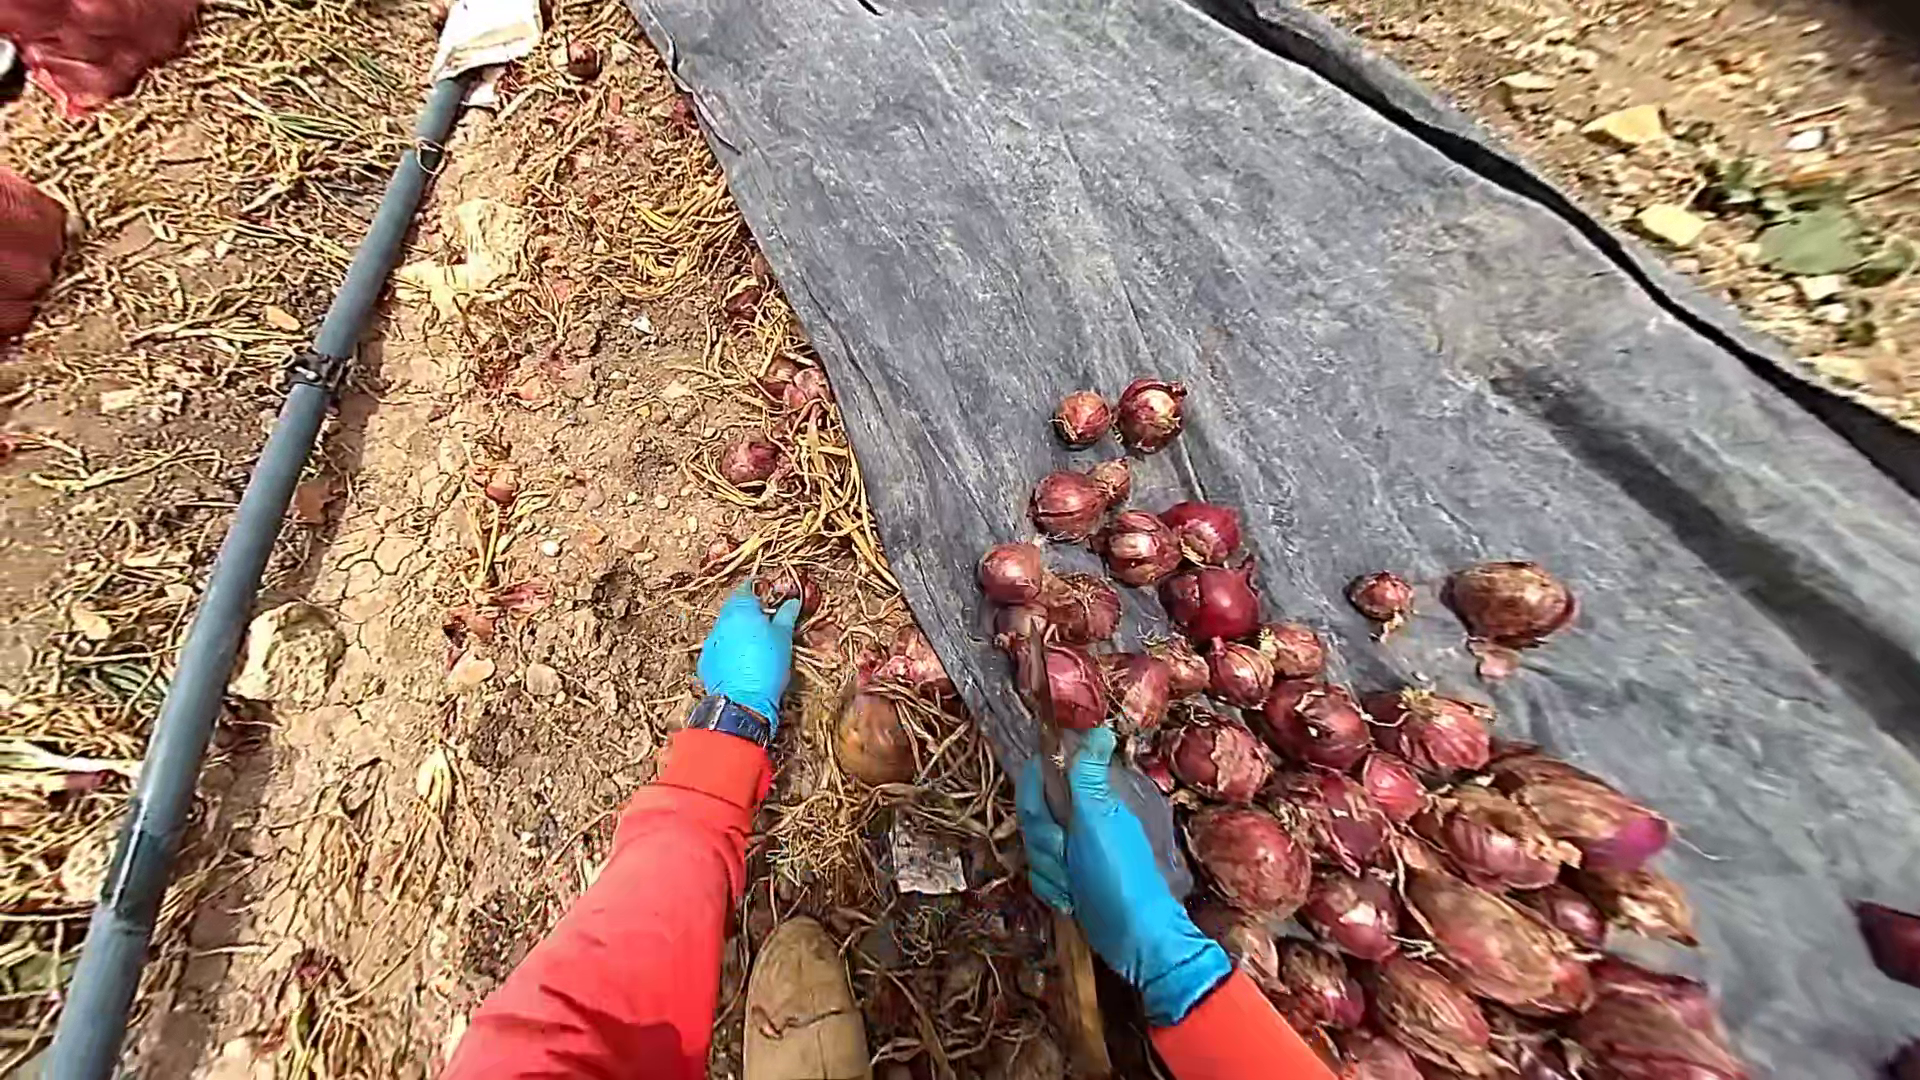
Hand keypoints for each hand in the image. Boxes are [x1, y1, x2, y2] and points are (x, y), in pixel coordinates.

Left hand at [696, 585, 800, 726]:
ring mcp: (711, 641)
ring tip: (758, 642)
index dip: (761, 589)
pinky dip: (730, 646)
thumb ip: (786, 616)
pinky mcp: (706, 659)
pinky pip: (720, 645)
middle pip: (735, 606)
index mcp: (741, 611)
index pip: (747, 587)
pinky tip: (744, 659)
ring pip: (727, 626)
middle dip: (751, 610)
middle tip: (769, 620)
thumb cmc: (767, 667)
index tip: (772, 596)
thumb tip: (792, 602)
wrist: (743, 704)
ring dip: (740, 629)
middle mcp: (722, 622)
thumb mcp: (784, 638)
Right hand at [1015, 727, 1229, 1026]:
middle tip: (1067, 854)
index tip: (1053, 820)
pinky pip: (1036, 871)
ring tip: (1073, 883)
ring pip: (1031, 842)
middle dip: (1045, 841)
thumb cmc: (1119, 874)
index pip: (1040, 772)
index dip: (1037, 795)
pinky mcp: (1064, 871)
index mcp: (1089, 791)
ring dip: (1049, 868)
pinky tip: (1070, 899)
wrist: (1134, 940)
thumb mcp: (1100, 819)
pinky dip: (1051, 888)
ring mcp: (1071, 842)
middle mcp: (1078, 811)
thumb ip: (1089, 772)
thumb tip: (1099, 725)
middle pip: (1031, 809)